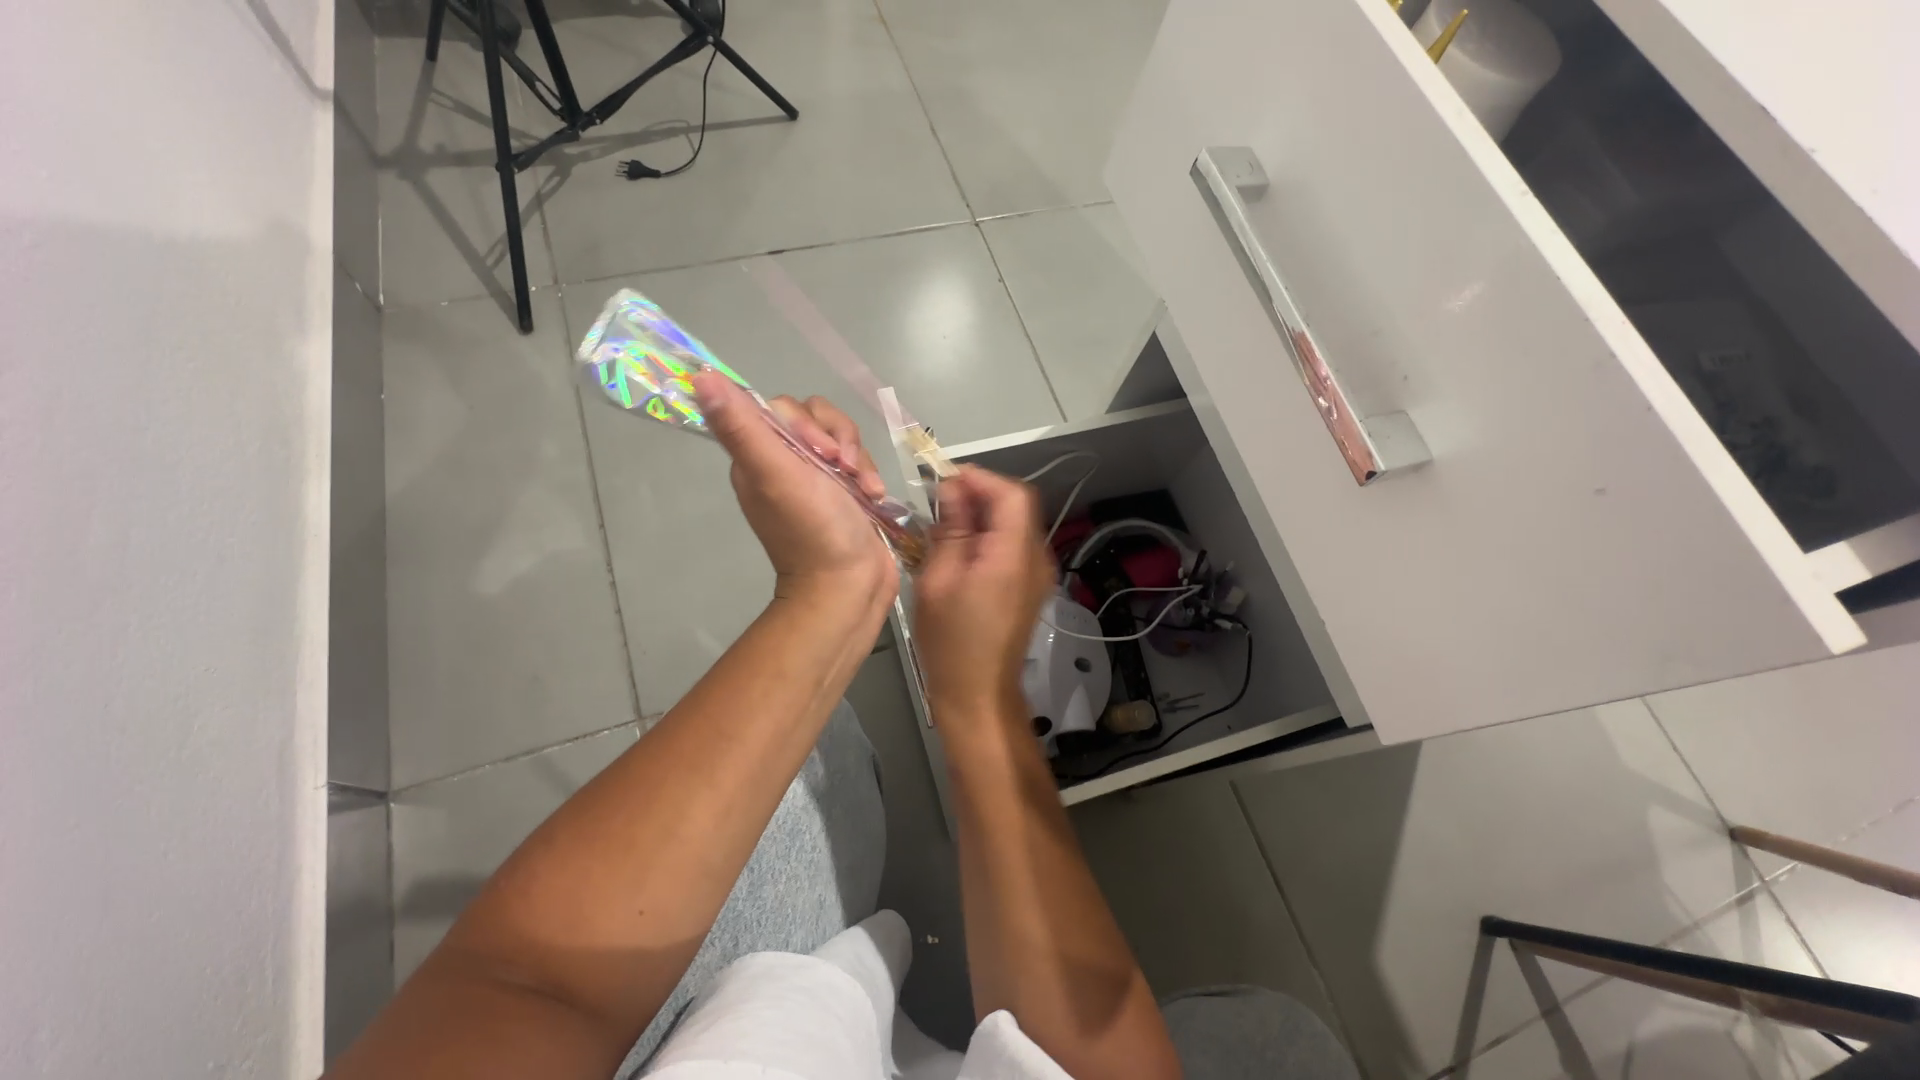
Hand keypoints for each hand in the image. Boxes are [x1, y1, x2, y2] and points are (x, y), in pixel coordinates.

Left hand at [693, 372, 897, 606]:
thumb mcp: (775, 474)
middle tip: (843, 472)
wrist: (849, 586)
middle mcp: (782, 463)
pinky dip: (868, 476)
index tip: (822, 453)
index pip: (782, 408)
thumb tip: (699, 377)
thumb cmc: (813, 531)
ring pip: (841, 439)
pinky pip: (857, 463)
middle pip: (816, 418)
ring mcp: (815, 479)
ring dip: (859, 460)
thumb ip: (741, 427)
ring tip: (865, 489)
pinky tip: (874, 497)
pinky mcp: (842, 492)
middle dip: (840, 440)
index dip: (808, 423)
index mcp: (757, 457)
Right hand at [912, 467, 1055, 723]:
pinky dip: (990, 538)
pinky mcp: (1032, 588)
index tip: (944, 481)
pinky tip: (960, 552)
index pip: (1011, 493)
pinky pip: (1014, 547)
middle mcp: (1036, 559)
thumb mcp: (938, 579)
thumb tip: (952, 490)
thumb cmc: (951, 642)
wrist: (979, 694)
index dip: (979, 479)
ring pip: (1015, 525)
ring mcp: (1039, 574)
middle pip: (1017, 505)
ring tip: (944, 527)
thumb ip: (950, 529)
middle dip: (979, 495)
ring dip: (983, 516)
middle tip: (939, 502)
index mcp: (1013, 555)